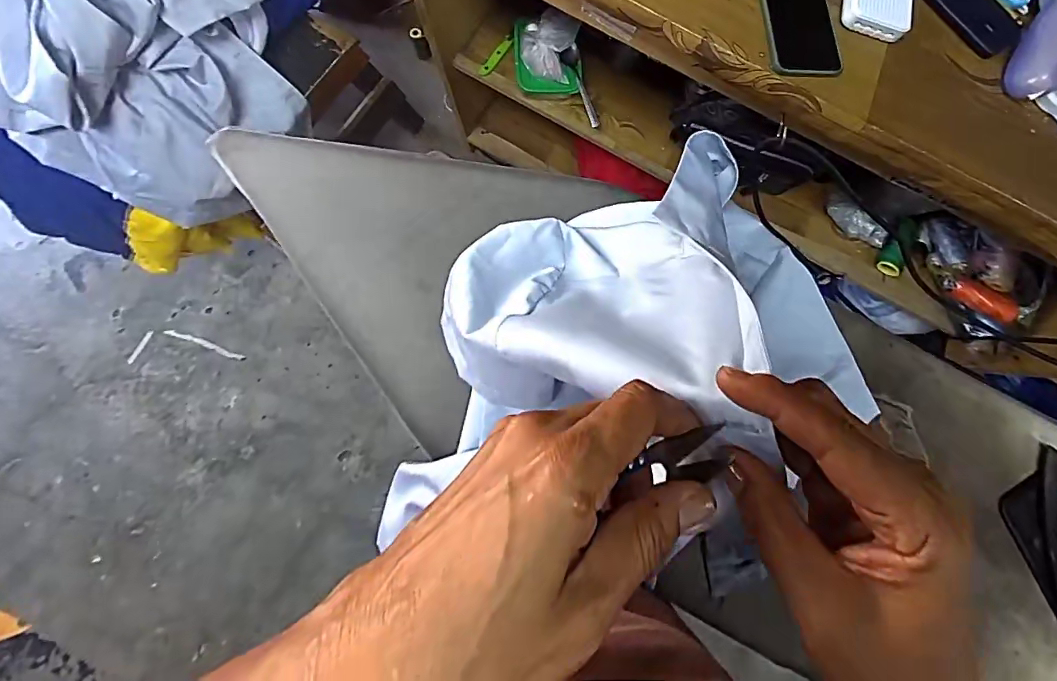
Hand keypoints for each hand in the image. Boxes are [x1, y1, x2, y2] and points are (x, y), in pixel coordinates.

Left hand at [206, 381, 717, 680]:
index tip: (694, 448)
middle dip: (645, 449)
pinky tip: (564, 528)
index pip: (642, 403)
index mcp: (565, 463)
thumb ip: (648, 536)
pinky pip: (547, 444)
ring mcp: (499, 446)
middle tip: (654, 506)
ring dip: (608, 461)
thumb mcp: (584, 606)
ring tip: (605, 529)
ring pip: (580, 428)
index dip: (678, 419)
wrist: (363, 670)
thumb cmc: (472, 650)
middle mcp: (532, 437)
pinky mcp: (479, 464)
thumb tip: (691, 496)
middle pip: (613, 413)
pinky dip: (574, 468)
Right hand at [717, 367, 976, 679]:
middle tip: (728, 394)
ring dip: (786, 427)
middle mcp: (918, 484)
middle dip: (782, 406)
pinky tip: (767, 449)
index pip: (840, 439)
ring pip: (837, 436)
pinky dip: (798, 455)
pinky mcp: (885, 500)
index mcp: (919, 509)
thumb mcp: (823, 605)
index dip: (783, 403)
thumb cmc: (887, 670)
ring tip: (739, 416)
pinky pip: (836, 463)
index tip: (737, 380)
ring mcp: (904, 489)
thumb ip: (776, 526)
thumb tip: (736, 459)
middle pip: (842, 426)